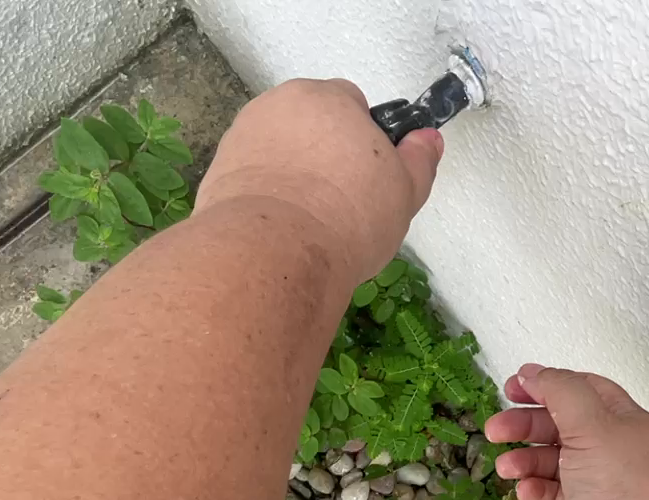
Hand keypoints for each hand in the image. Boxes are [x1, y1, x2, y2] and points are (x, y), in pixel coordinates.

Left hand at [194, 79, 442, 292]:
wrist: (277, 252)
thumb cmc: (347, 219)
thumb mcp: (404, 194)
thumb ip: (419, 161)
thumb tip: (427, 139)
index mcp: (331, 99)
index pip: (353, 105)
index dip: (366, 142)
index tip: (370, 179)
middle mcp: (282, 105)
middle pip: (312, 125)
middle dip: (327, 156)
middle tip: (344, 203)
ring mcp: (245, 135)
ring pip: (280, 151)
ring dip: (295, 175)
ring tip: (313, 223)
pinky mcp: (221, 169)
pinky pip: (253, 176)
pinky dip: (268, 196)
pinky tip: (284, 230)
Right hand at [484, 365, 648, 499]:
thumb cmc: (621, 480)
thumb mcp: (592, 424)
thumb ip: (561, 391)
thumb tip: (533, 371)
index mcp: (625, 420)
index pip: (584, 390)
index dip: (547, 385)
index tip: (512, 387)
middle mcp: (615, 449)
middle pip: (563, 426)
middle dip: (526, 425)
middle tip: (493, 430)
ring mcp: (601, 484)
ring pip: (556, 462)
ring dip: (527, 460)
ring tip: (505, 468)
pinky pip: (556, 496)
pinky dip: (538, 490)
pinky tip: (524, 492)